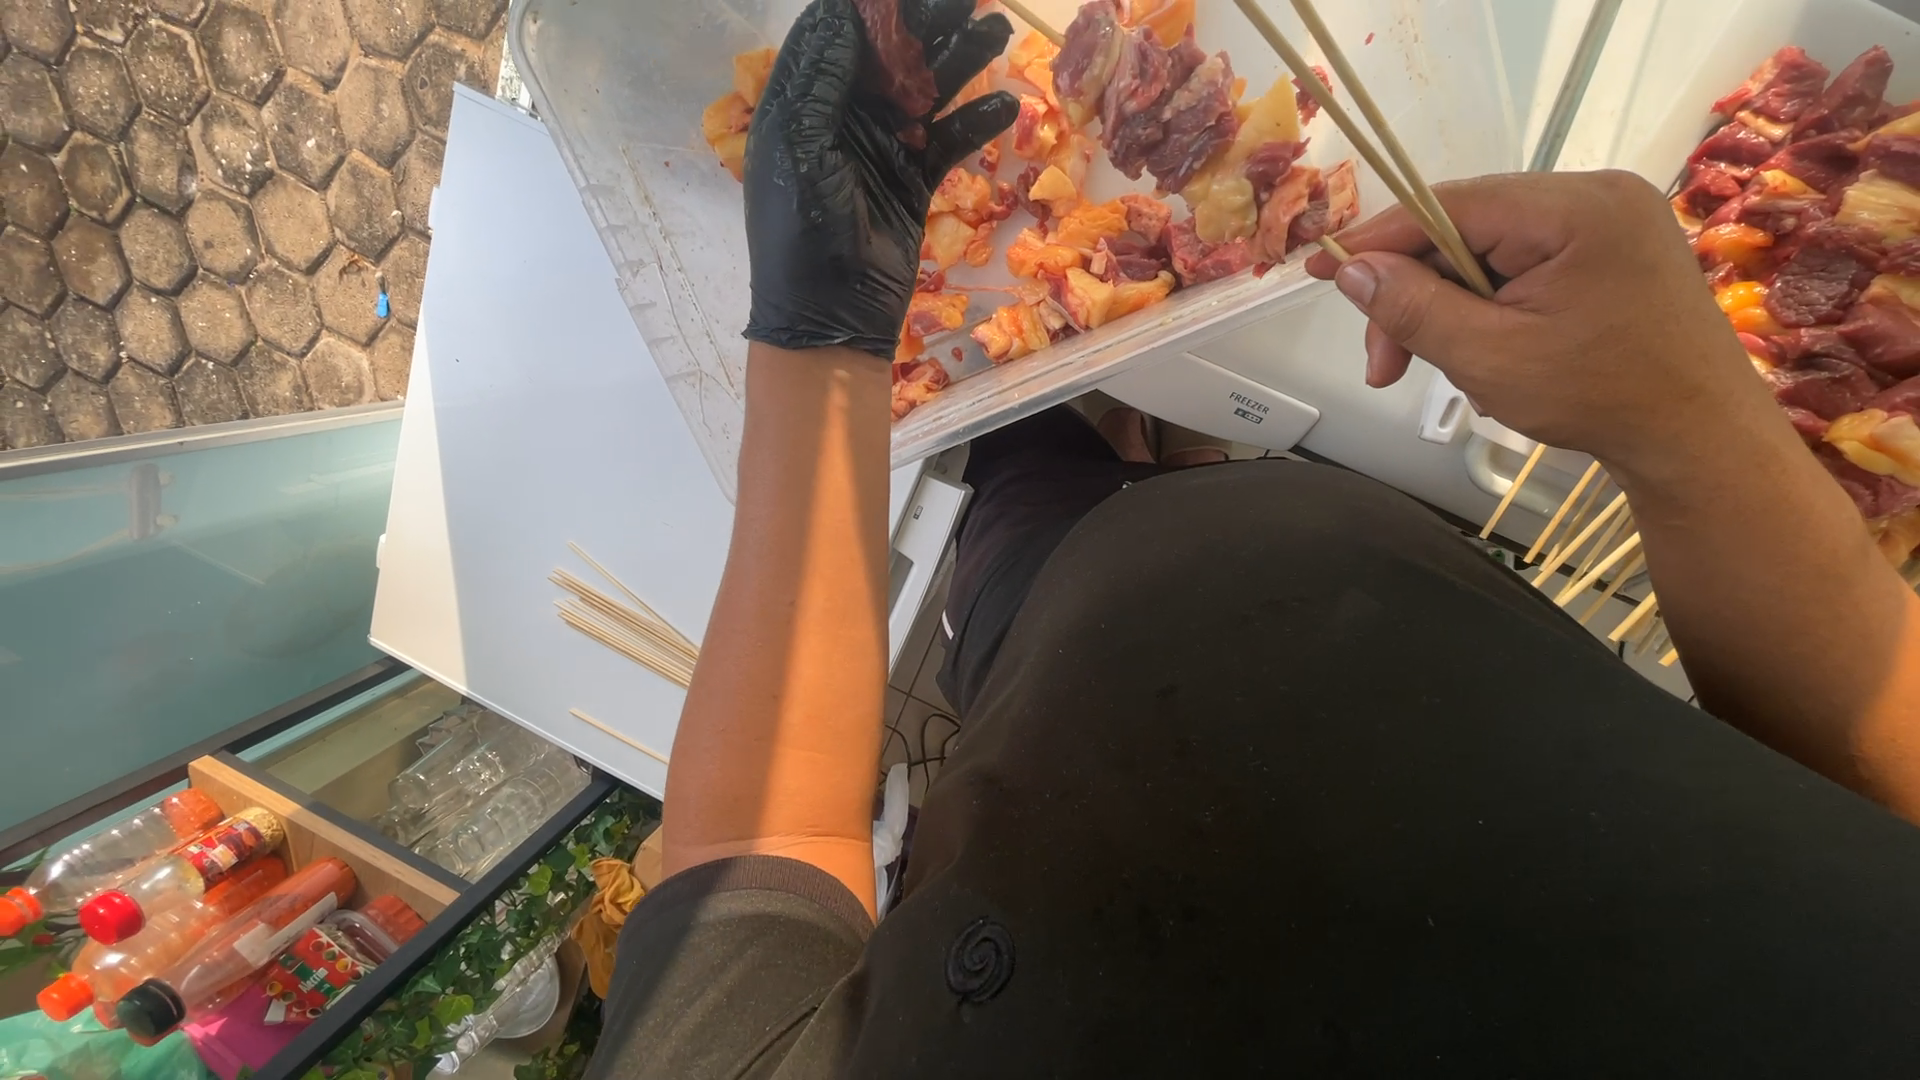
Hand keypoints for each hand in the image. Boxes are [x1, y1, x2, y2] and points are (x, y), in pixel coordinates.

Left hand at [743, 0, 1017, 358]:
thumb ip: (823, 79)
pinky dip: (975, 124)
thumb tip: (845, 12)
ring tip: (996, 31)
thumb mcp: (801, 149)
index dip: (871, 4)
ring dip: (960, 63)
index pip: (836, 32)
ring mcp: (880, 150)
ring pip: (925, 92)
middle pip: (889, 55)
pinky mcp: (911, 182)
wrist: (830, 316)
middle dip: (928, 22)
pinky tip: (1004, 107)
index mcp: (803, 103)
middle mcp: (842, 118)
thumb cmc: (803, 234)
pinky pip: (948, 142)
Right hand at [1305, 171, 1778, 480]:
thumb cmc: (1596, 395)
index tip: (1318, 268)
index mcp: (1573, 208)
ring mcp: (1599, 225)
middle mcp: (1590, 197)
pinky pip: (1510, 270)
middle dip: (1409, 298)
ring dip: (1438, 313)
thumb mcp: (1485, 355)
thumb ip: (1412, 307)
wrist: (1694, 434)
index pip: (1445, 207)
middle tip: (1381, 366)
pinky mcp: (1599, 255)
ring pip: (1478, 256)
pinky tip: (1472, 356)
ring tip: (1422, 371)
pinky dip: (1475, 312)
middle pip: (1458, 233)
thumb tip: (1350, 270)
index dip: (1374, 240)